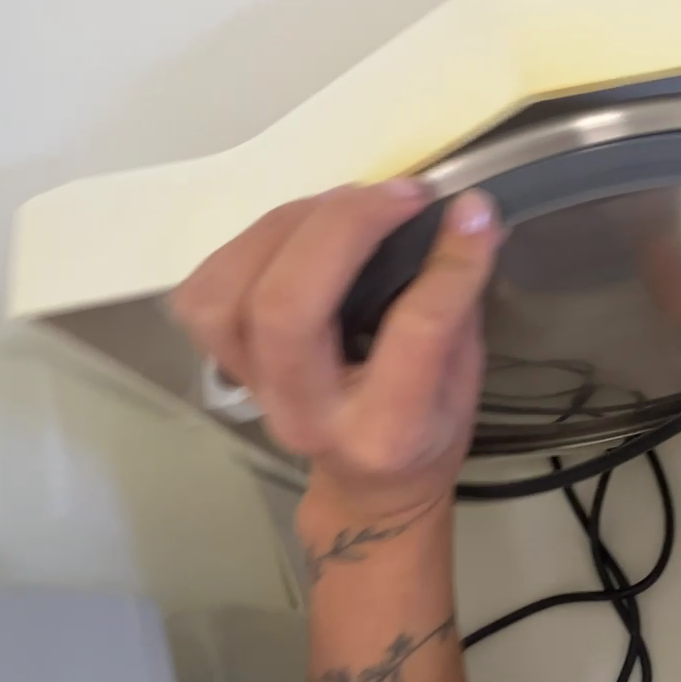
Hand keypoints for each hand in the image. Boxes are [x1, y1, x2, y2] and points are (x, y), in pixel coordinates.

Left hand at [171, 181, 500, 523]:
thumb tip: (465, 218)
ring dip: (289, 226)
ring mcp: (256, 390)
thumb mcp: (468, 381)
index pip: (414, 333)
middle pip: (289, 306)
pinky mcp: (227, 364)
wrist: (371, 487)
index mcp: (388, 427)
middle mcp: (308, 412)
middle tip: (402, 194)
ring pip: (227, 294)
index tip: (473, 212)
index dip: (447, 264)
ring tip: (348, 204)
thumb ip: (461, 306)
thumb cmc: (430, 432)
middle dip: (345, 227)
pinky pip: (206, 291)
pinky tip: (304, 228)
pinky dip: (250, 243)